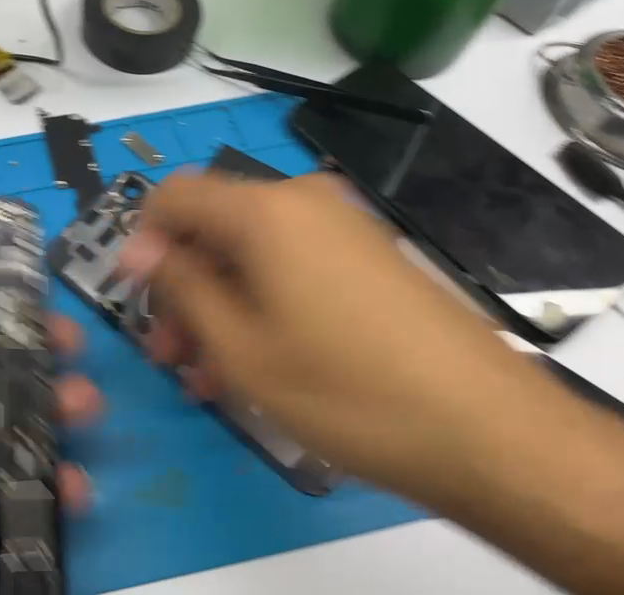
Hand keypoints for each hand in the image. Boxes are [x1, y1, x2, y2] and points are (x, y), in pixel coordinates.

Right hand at [120, 170, 545, 493]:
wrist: (489, 430)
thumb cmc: (347, 388)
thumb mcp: (240, 348)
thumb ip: (181, 287)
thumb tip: (144, 251)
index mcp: (264, 209)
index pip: (173, 194)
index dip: (141, 240)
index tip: (135, 295)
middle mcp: (302, 201)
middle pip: (213, 225)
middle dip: (181, 284)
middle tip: (169, 349)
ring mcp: (342, 226)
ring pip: (251, 253)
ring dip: (219, 303)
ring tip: (210, 372)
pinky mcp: (370, 257)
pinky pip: (292, 266)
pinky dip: (262, 303)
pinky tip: (260, 364)